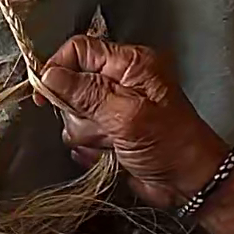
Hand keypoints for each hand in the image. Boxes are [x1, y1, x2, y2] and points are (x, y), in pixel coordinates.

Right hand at [37, 35, 229, 208]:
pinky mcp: (106, 132)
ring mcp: (111, 108)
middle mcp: (118, 81)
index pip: (79, 50)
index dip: (57, 68)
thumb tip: (49, 75)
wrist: (189, 183)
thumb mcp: (127, 115)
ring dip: (87, 134)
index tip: (44, 94)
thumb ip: (87, 93)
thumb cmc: (169, 144)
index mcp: (129, 64)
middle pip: (70, 85)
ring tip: (112, 143)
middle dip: (78, 112)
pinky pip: (79, 137)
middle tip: (103, 127)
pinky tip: (110, 154)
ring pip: (71, 115)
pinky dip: (90, 149)